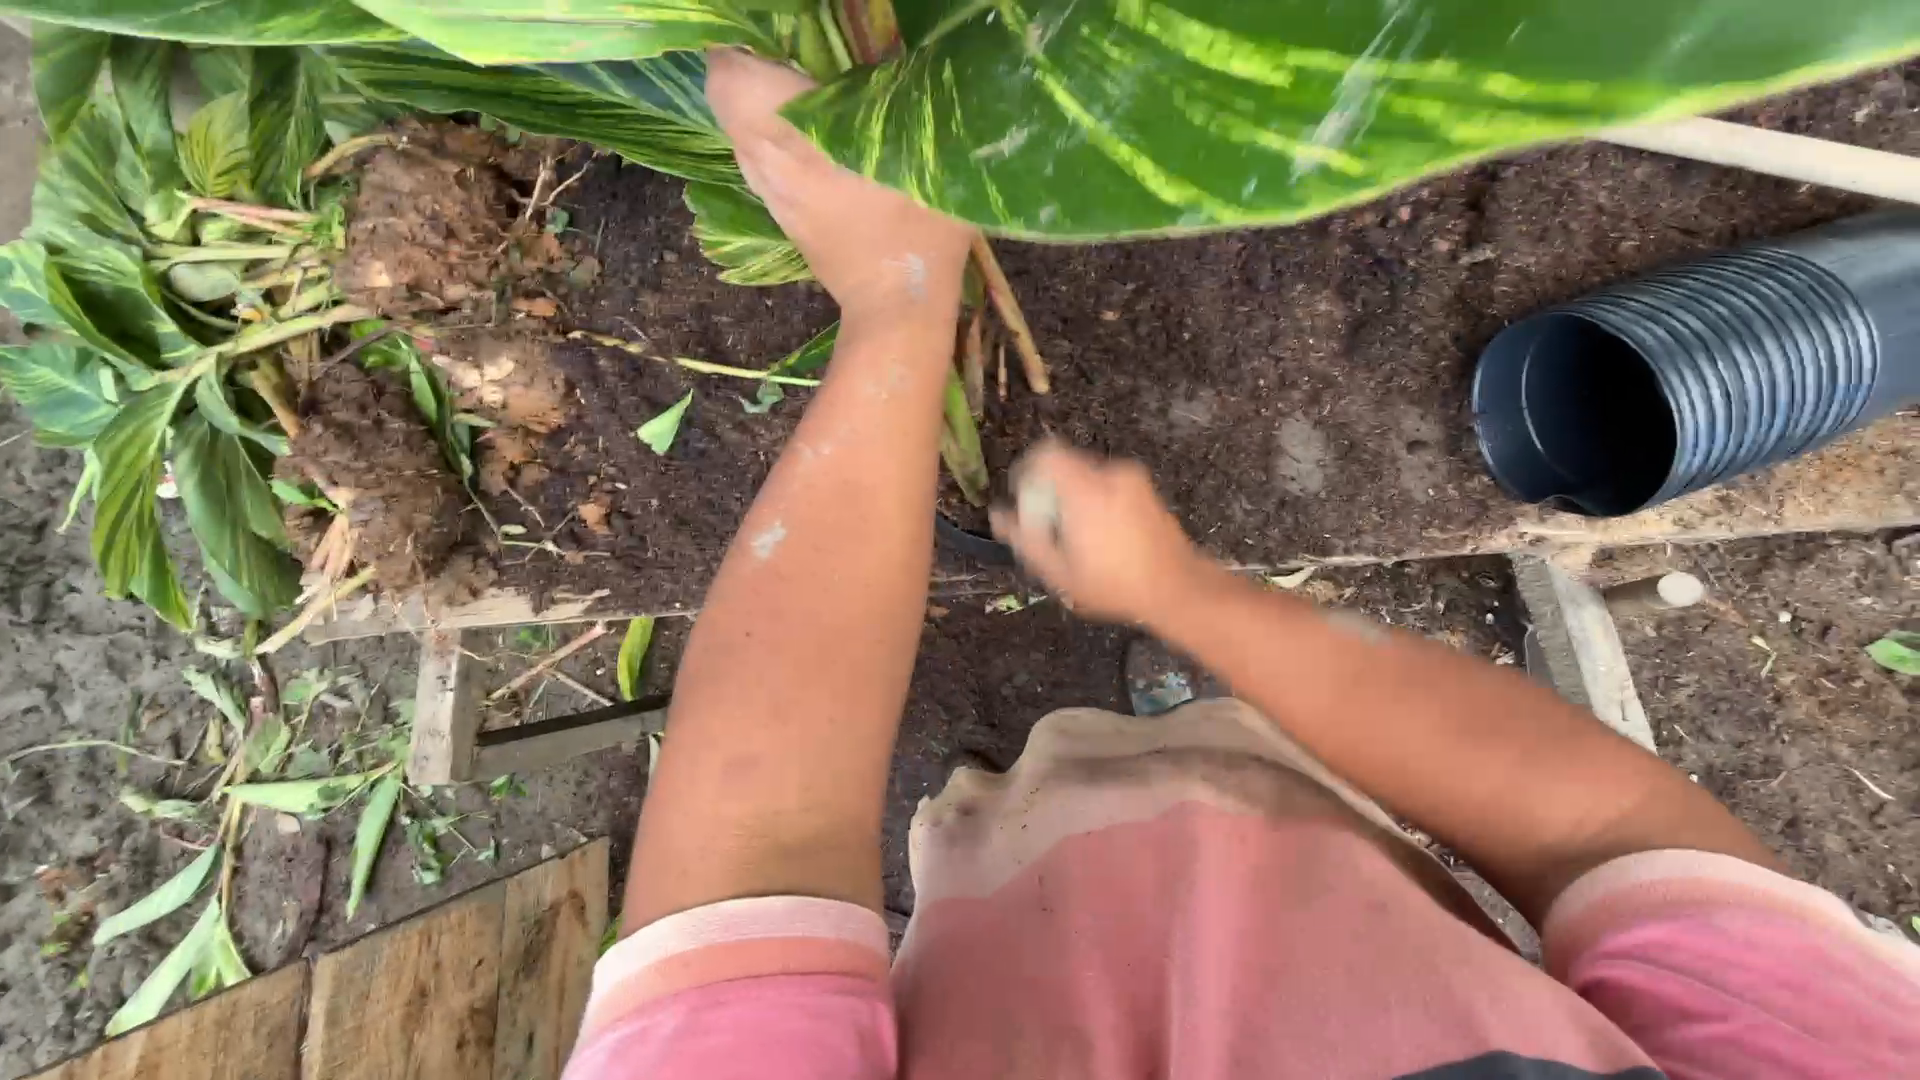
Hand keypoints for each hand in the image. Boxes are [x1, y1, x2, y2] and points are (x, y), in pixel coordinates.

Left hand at [705, 48, 973, 322]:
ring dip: (770, 106)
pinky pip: (765, 159)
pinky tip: (824, 143)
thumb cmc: (912, 227)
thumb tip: (880, 52)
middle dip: (760, 67)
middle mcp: (761, 161)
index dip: (747, 41)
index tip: (786, 35)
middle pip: (728, 94)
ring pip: (744, 130)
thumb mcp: (917, 146)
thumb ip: (893, 90)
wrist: (897, 308)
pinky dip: (782, 140)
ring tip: (817, 97)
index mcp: (783, 134)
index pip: (726, 66)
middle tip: (808, 59)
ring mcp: (768, 194)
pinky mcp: (784, 215)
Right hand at [989, 441, 1213, 623]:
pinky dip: (1097, 501)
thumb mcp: (1059, 573)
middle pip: (1065, 466)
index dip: (1027, 470)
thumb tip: (998, 516)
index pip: (1046, 454)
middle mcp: (1110, 475)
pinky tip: (1103, 536)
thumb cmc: (1114, 585)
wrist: (1178, 588)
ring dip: (1075, 499)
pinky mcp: (1145, 489)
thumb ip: (1024, 540)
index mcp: (1086, 490)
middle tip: (1051, 529)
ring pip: (1087, 476)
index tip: (1025, 499)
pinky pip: (1108, 484)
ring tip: (1078, 538)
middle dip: (1052, 492)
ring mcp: (1132, 479)